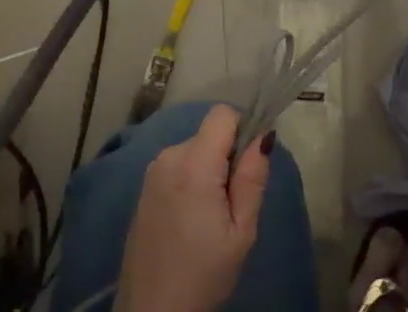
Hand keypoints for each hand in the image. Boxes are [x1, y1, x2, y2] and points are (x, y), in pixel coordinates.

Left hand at [114, 106, 271, 311]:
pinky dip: (191, 180)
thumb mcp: (241, 231)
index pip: (222, 114)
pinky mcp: (144, 187)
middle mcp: (168, 156)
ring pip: (194, 150)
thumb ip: (252, 178)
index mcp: (193, 164)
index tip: (250, 165)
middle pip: (208, 134)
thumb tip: (263, 134)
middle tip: (232, 204)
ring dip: (209, 170)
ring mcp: (152, 171)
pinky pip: (177, 166)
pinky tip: (192, 220)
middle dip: (227, 157)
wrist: (152, 311)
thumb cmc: (203, 274)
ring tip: (212, 217)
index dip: (242, 129)